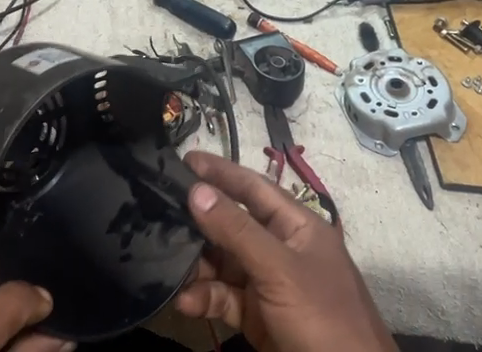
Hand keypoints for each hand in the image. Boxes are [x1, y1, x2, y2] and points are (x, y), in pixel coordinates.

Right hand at [174, 152, 396, 351]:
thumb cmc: (324, 321)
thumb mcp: (279, 270)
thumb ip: (236, 230)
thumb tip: (195, 189)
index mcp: (297, 227)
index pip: (252, 187)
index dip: (220, 172)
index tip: (182, 160)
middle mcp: (281, 249)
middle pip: (232, 224)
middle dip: (198, 220)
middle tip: (157, 211)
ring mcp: (269, 284)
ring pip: (223, 262)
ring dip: (195, 264)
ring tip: (165, 263)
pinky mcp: (258, 317)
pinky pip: (224, 297)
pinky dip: (204, 297)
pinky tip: (184, 301)